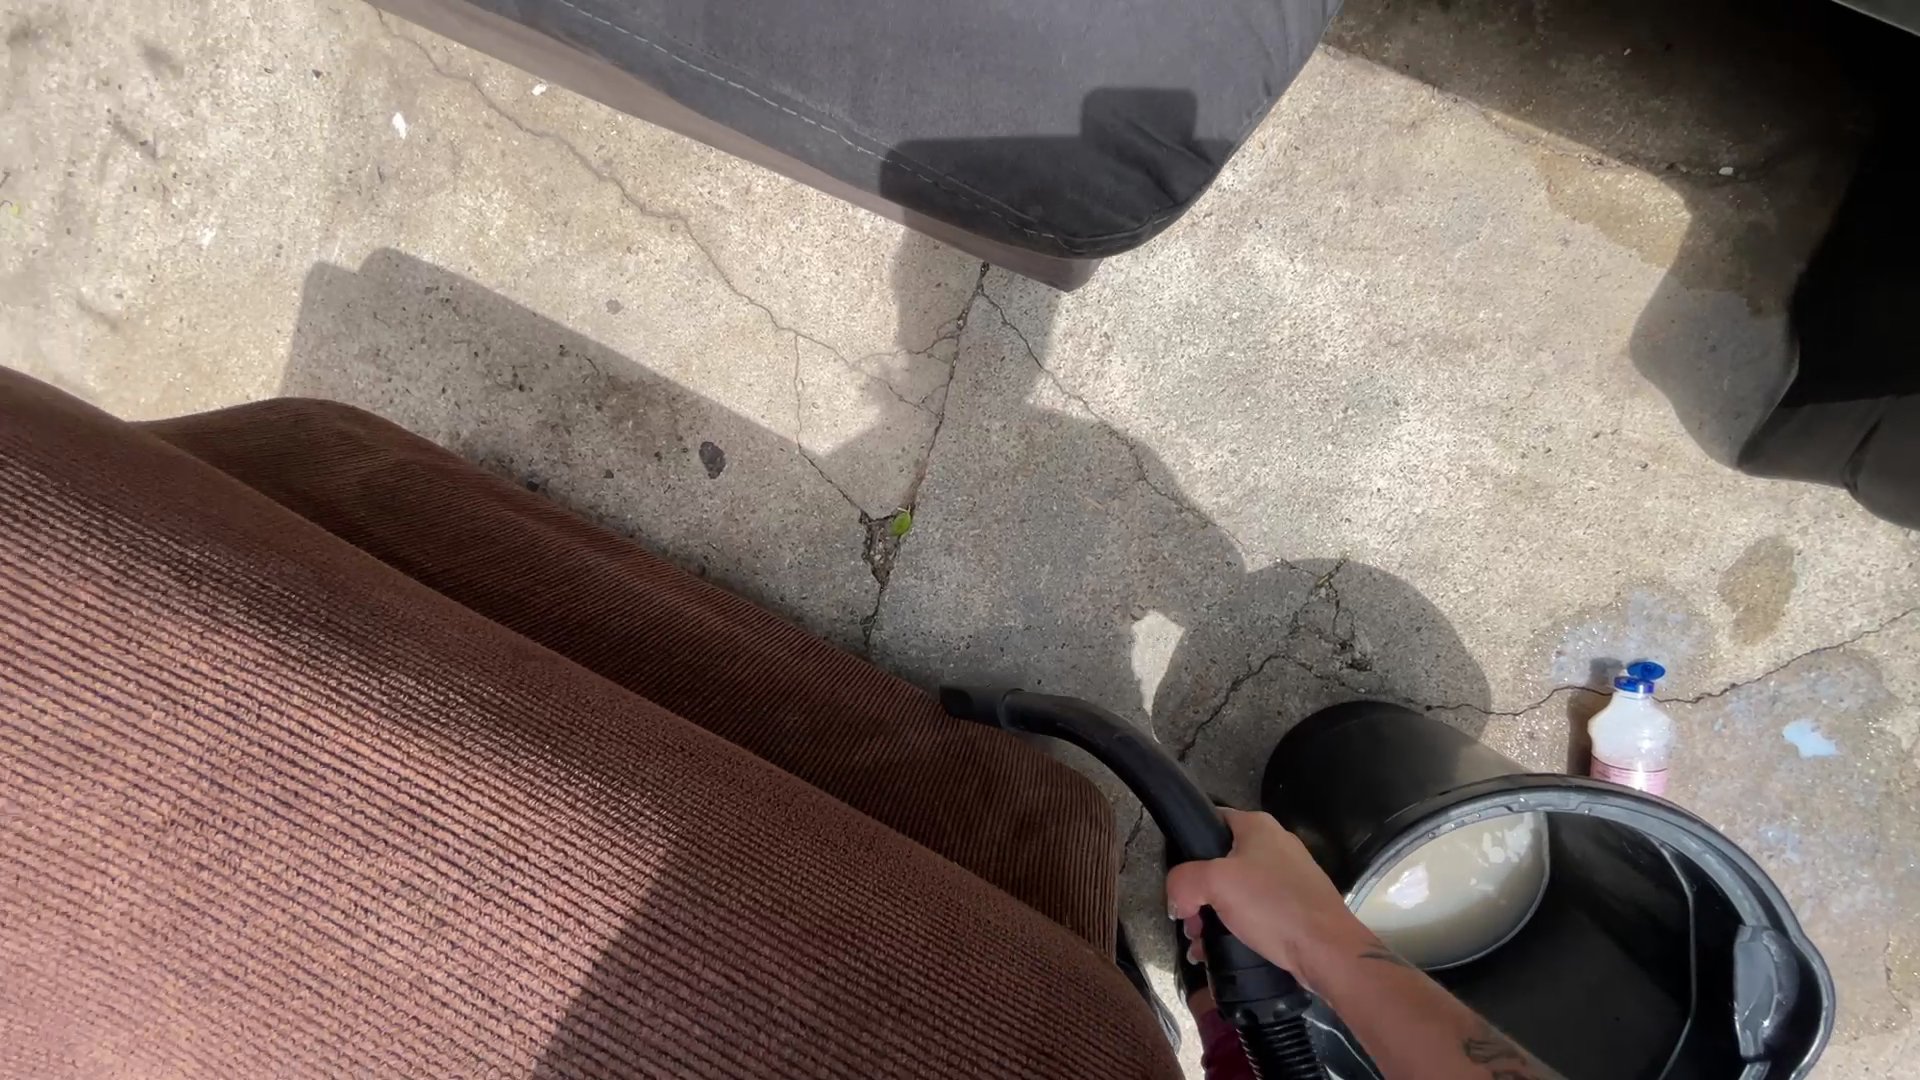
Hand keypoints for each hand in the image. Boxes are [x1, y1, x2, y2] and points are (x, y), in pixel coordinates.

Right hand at [1165, 808, 1375, 985]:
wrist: (1331, 953)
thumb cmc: (1273, 906)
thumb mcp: (1215, 884)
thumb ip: (1183, 882)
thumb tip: (1177, 901)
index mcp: (1257, 825)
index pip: (1210, 821)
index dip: (1189, 847)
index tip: (1180, 879)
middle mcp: (1276, 843)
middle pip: (1222, 861)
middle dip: (1200, 892)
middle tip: (1191, 920)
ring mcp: (1292, 875)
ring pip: (1239, 888)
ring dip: (1217, 912)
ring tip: (1204, 942)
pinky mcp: (1301, 905)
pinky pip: (1260, 909)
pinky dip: (1241, 925)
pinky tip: (1229, 947)